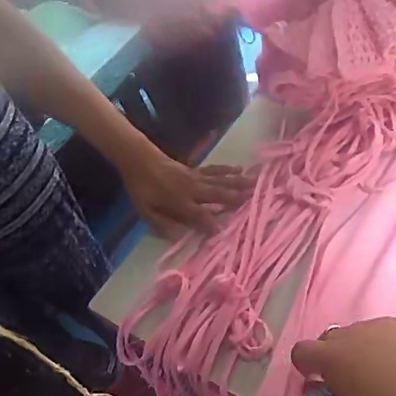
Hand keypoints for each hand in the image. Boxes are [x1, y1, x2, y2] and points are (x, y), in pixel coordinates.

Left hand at [119, 151, 250, 237]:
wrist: (139, 159)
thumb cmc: (142, 188)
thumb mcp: (145, 210)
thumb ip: (162, 224)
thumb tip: (179, 236)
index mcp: (179, 201)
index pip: (198, 214)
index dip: (209, 223)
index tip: (222, 231)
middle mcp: (192, 189)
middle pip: (217, 194)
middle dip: (235, 198)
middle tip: (255, 201)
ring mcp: (196, 177)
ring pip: (220, 181)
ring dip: (238, 183)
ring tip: (256, 184)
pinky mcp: (197, 170)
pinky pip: (215, 170)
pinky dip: (228, 170)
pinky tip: (240, 169)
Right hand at [289, 318, 395, 395]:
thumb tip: (318, 393)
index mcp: (331, 357)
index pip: (301, 351)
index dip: (305, 368)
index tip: (317, 383)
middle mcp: (350, 333)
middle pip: (328, 339)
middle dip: (330, 357)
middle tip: (346, 382)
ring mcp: (377, 325)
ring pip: (355, 334)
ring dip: (355, 349)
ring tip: (376, 374)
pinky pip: (379, 332)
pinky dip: (379, 344)